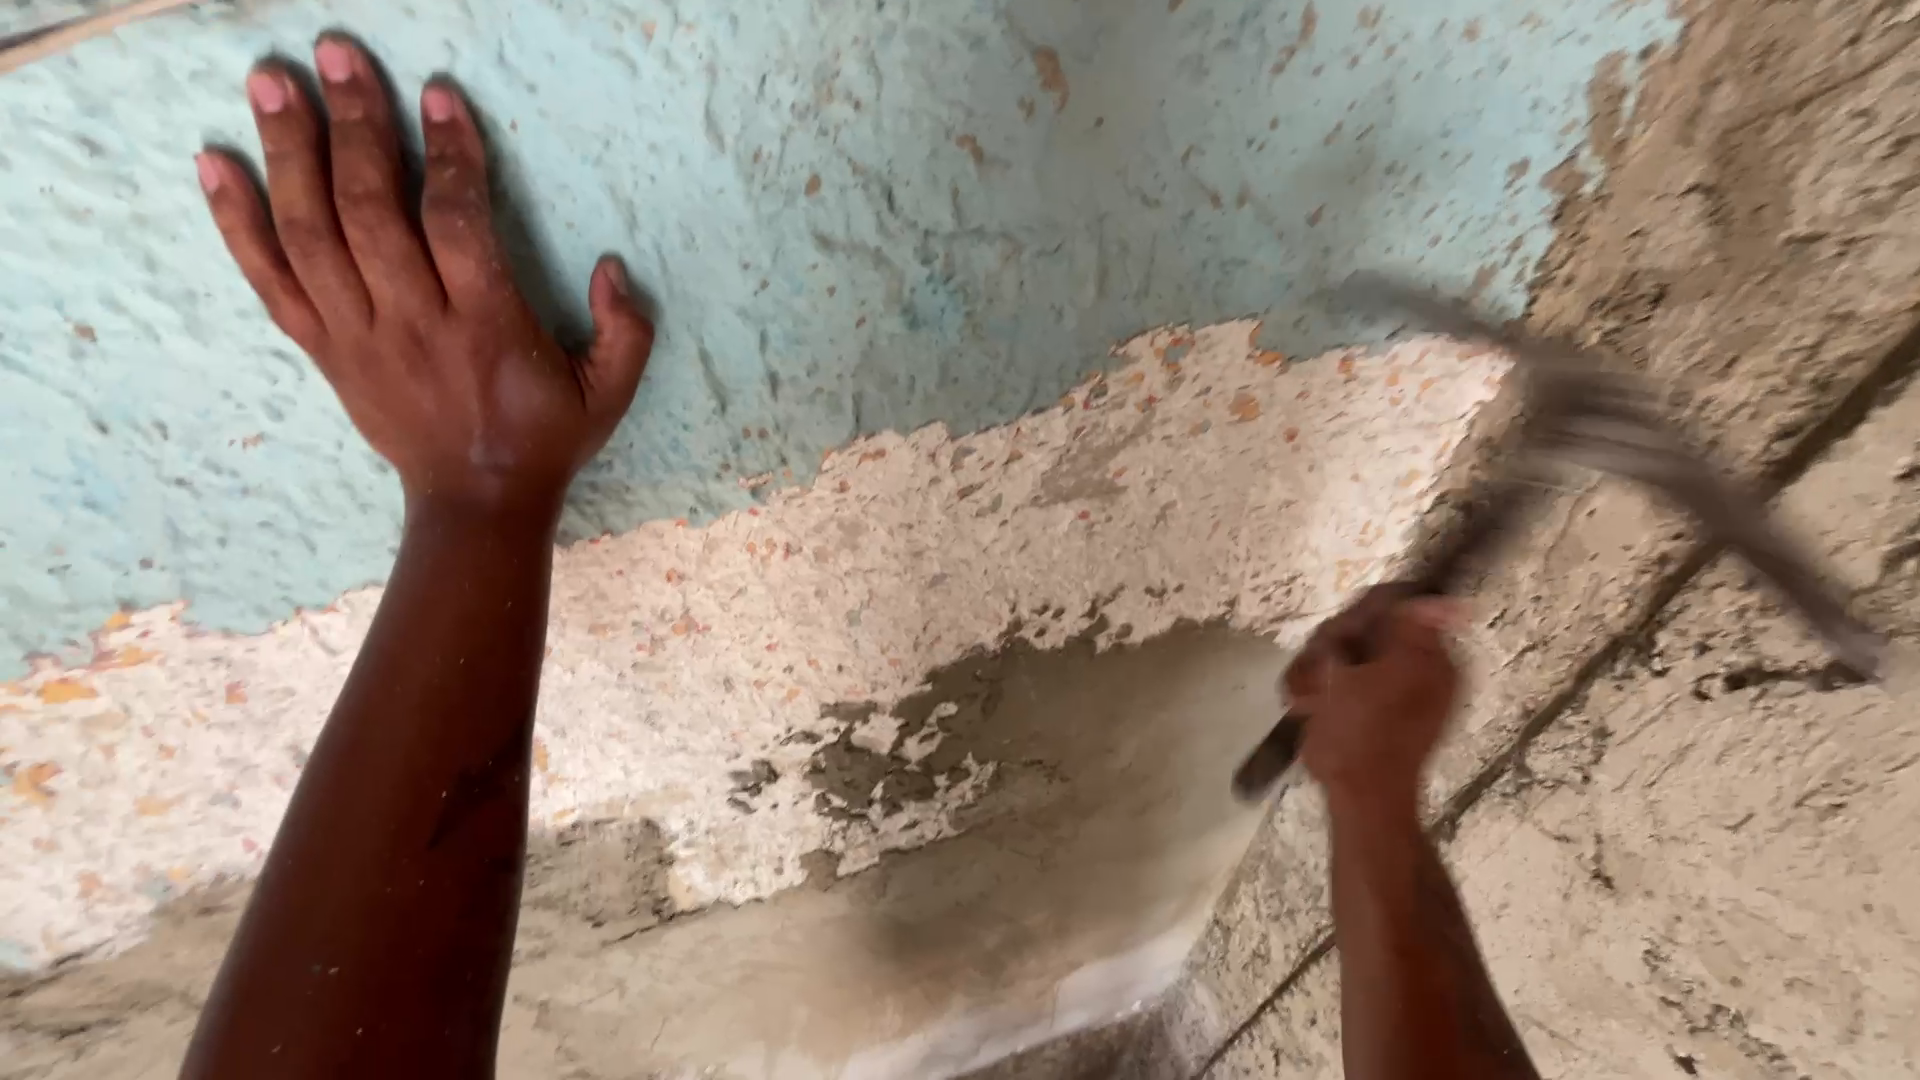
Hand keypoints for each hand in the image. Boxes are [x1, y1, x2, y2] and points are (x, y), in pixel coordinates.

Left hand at [194, 36, 653, 516]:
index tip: (440, 97)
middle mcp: (416, 323)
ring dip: (289, 152)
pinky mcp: (326, 350)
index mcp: (489, 328)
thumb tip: (610, 268)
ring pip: (312, 234)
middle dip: (357, 127)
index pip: (458, 225)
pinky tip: (216, 162)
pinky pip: (270, 280)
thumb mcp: (611, 393)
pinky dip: (237, 221)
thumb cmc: (549, 438)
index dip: (450, 157)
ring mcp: (361, 336)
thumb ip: (626, 331)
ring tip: (276, 83)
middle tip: (340, 57)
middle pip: (373, 211)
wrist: (480, 499)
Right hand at [1286, 585, 1462, 798]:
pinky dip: (1308, 688)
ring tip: (1313, 700)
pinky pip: (1317, 673)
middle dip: (1330, 647)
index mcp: (1428, 655)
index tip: (1345, 639)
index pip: (1392, 603)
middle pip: (1353, 623)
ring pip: (1327, 648)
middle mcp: (1403, 663)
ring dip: (1313, 672)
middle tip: (1327, 672)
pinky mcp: (1345, 698)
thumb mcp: (1397, 675)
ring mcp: (1372, 681)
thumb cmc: (1372, 735)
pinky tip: (1308, 707)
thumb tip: (1449, 600)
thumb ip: (1413, 632)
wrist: (1355, 792)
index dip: (1362, 614)